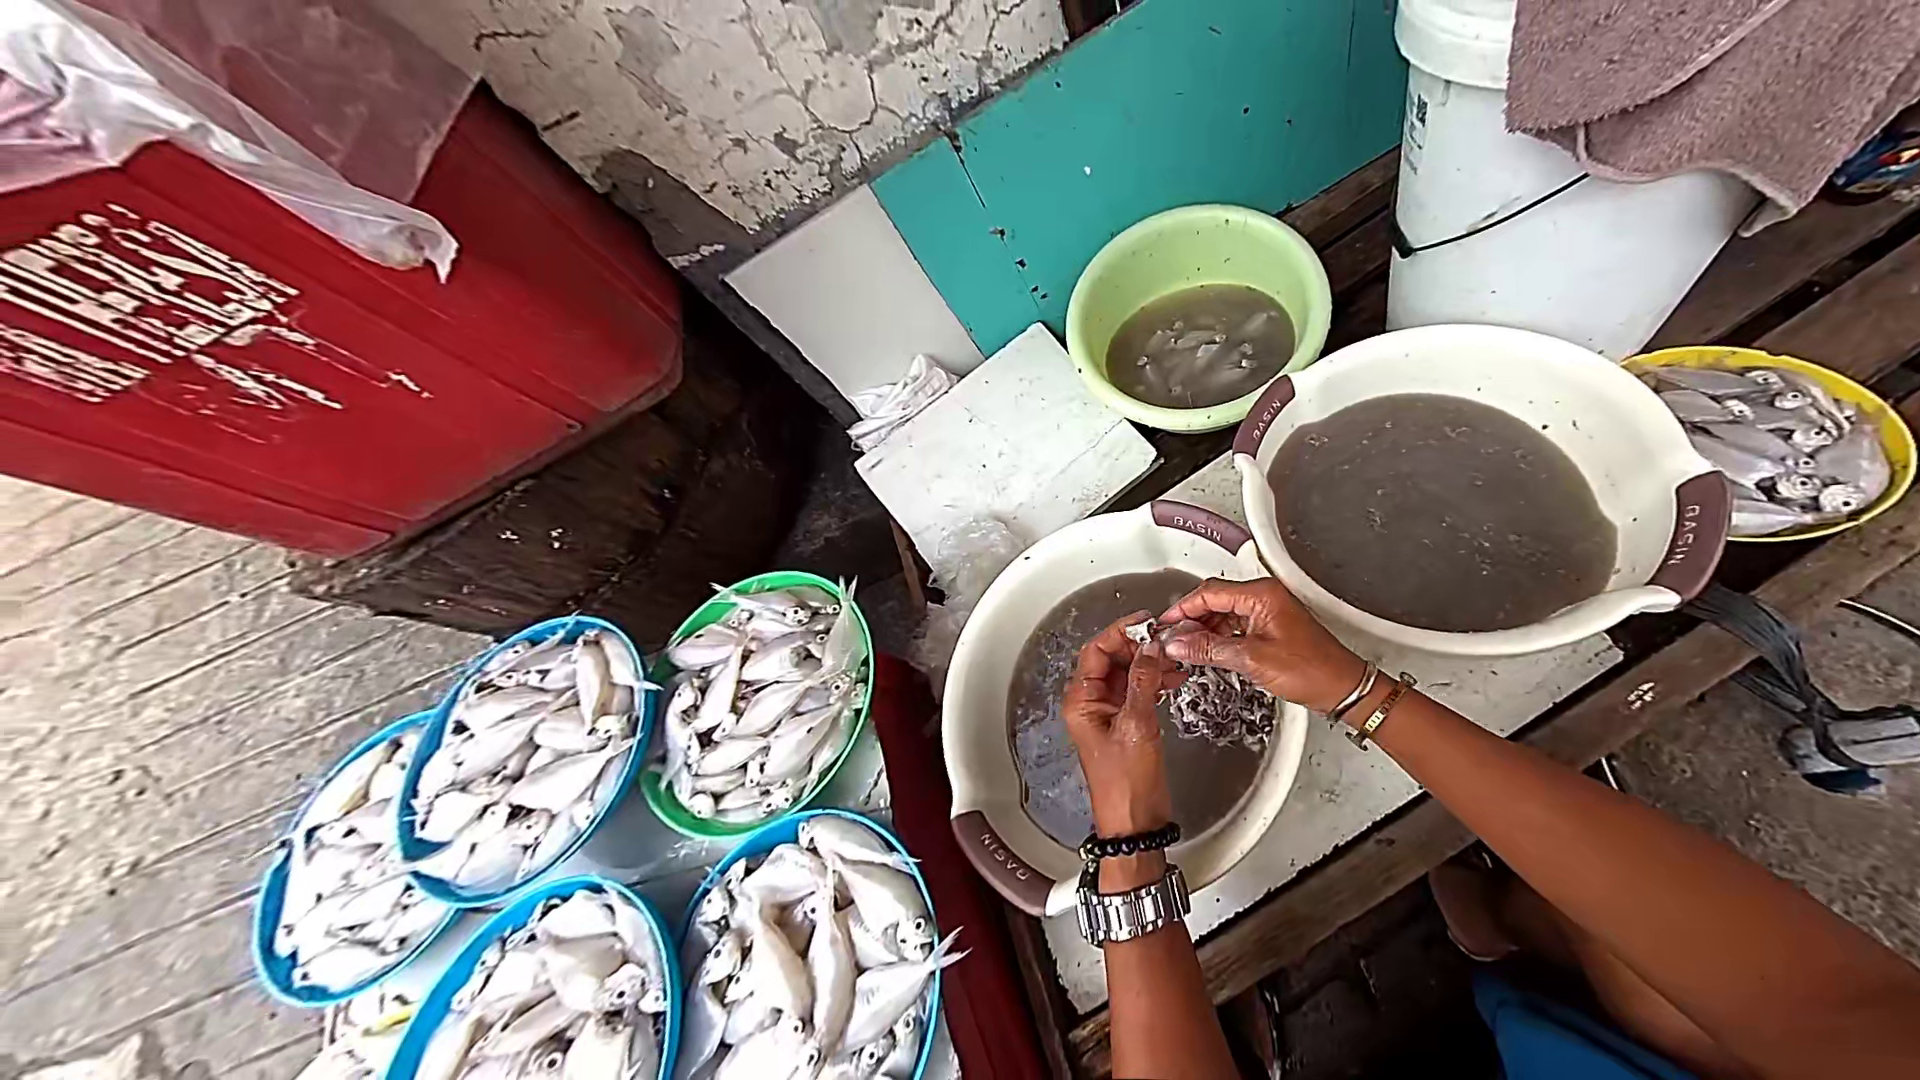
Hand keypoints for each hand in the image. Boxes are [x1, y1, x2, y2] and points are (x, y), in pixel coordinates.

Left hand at [1061, 612, 1181, 835]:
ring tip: (1173, 657)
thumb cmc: (1126, 784)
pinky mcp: (1125, 721)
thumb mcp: (1136, 725)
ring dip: (1149, 662)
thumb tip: (1150, 649)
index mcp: (1081, 700)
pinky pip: (1137, 689)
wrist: (1135, 822)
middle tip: (1164, 638)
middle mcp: (1091, 702)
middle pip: (1111, 658)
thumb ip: (1143, 682)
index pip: (1096, 650)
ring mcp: (1108, 711)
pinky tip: (1172, 677)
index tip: (1144, 622)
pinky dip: (1154, 680)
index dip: (1119, 632)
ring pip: (1126, 672)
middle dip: (1138, 646)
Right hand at [1157, 579, 1367, 713]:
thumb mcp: (1250, 660)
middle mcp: (1265, 597)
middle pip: (1214, 599)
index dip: (1182, 608)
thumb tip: (1179, 644)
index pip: (1209, 593)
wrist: (1345, 689)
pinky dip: (1218, 636)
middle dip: (1191, 618)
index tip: (1166, 624)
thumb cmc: (1314, 671)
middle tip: (1173, 637)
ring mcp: (1267, 610)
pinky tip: (1208, 650)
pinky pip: (1234, 623)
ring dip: (1203, 629)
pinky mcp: (1268, 625)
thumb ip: (1209, 649)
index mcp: (1262, 595)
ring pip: (1222, 612)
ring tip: (1188, 647)